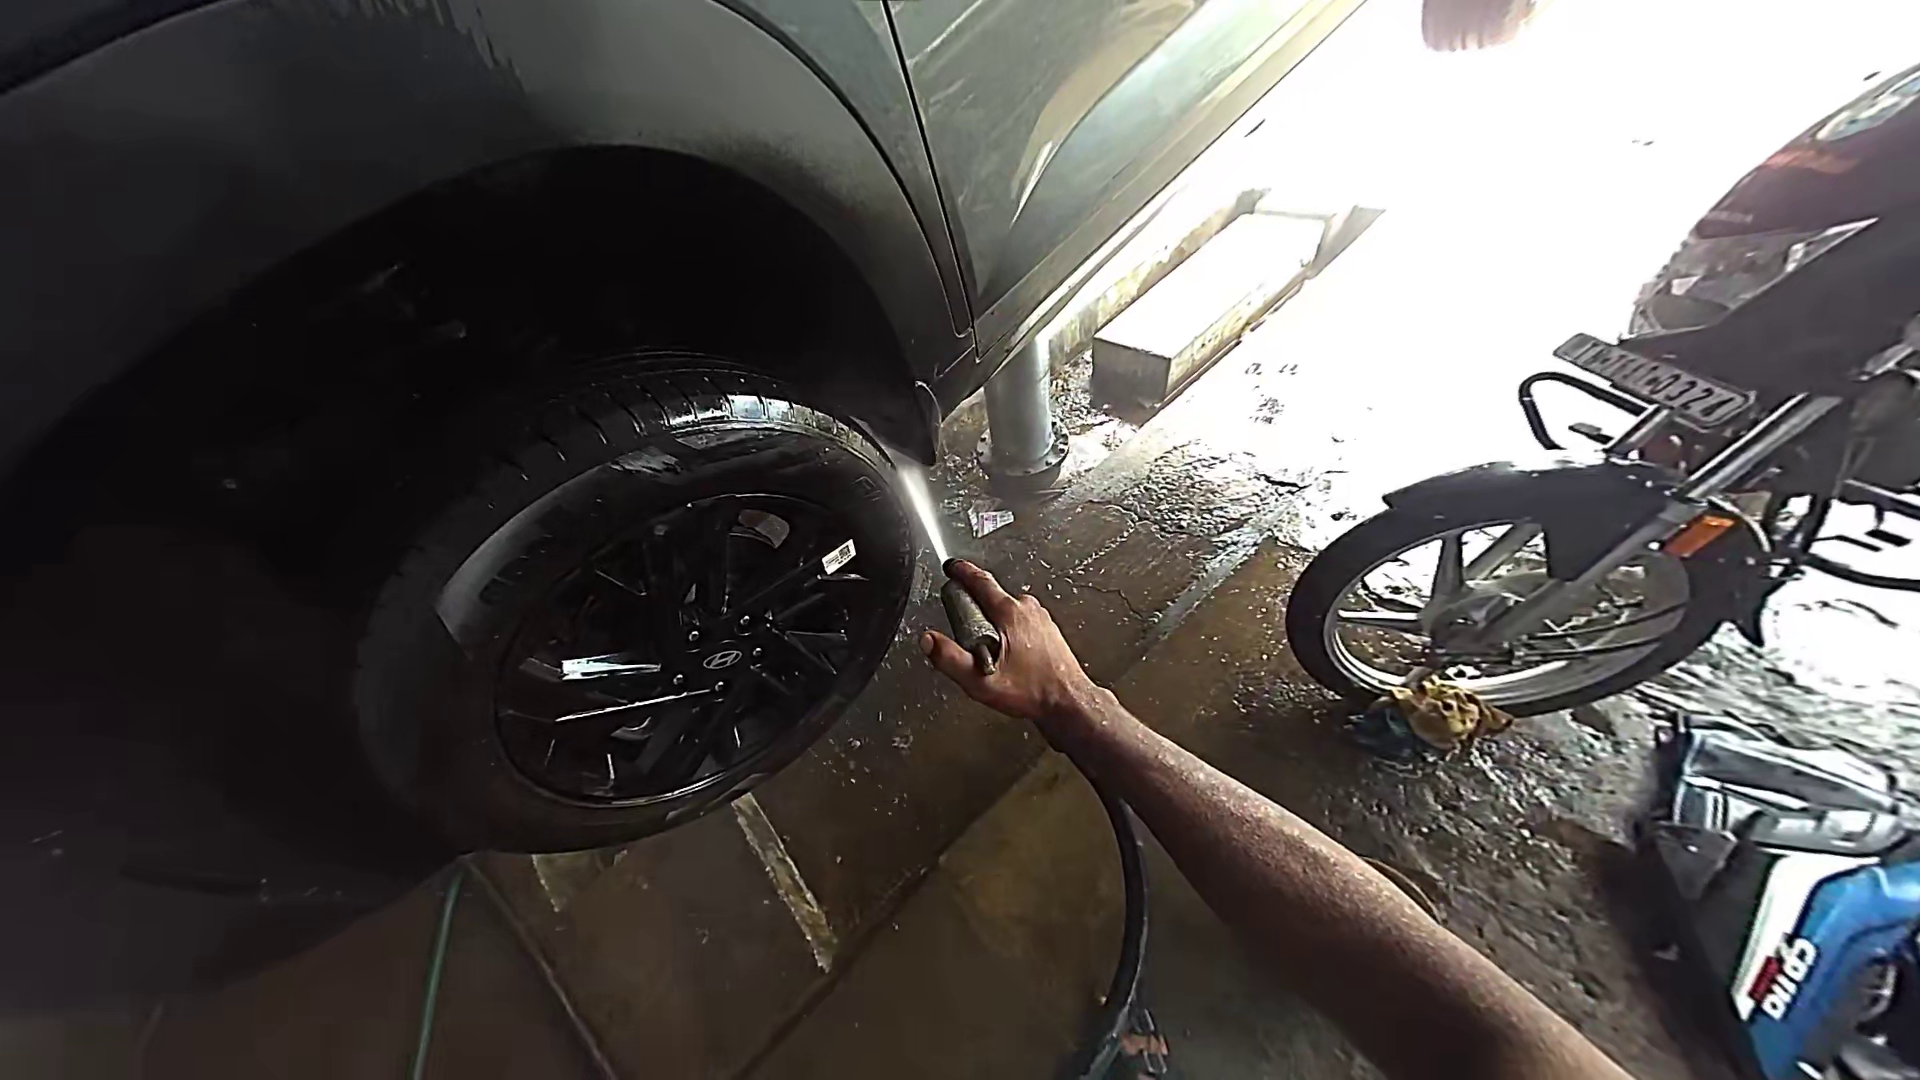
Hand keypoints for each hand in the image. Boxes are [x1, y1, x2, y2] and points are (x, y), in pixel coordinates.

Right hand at [920, 560, 1105, 732]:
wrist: (1067, 702)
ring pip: (1005, 609)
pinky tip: (1009, 654)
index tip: (951, 568)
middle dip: (974, 607)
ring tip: (989, 651)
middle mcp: (1027, 608)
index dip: (961, 572)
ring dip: (992, 620)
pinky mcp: (1047, 628)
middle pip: (991, 595)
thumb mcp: (980, 681)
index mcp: (1010, 613)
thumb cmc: (1032, 691)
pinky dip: (1008, 629)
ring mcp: (1040, 617)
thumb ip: (949, 659)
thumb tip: (929, 641)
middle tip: (966, 631)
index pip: (980, 581)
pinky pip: (1019, 619)